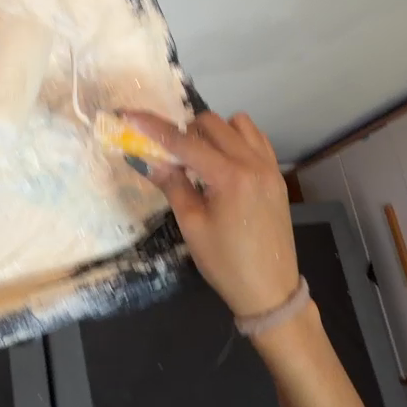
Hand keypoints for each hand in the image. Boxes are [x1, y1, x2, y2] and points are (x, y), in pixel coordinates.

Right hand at [125, 110, 298, 319]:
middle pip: (211, 124)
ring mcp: (269, 168)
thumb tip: (149, 160)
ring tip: (200, 158)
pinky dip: (236, 140)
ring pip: (237, 124)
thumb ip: (172, 185)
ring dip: (213, 132)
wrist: (269, 290)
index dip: (154, 127)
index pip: (184, 142)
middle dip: (185, 132)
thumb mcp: (191, 226)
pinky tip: (223, 162)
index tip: (130, 115)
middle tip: (170, 155)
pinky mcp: (276, 176)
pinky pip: (256, 139)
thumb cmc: (225, 263)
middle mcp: (253, 163)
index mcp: (229, 178)